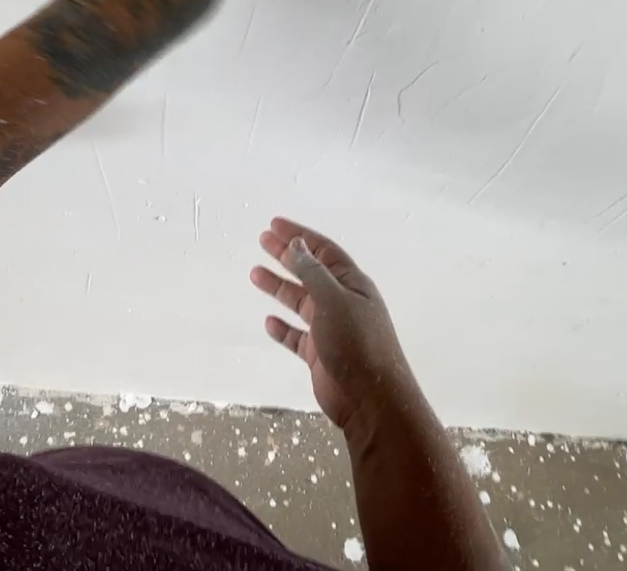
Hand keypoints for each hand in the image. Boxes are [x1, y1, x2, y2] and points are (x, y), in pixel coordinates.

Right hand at [251, 217, 414, 432]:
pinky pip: (297, 336)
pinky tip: (269, 321)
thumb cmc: (357, 343)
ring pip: (300, 302)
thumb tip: (296, 245)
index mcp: (352, 285)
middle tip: (262, 240)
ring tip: (255, 273)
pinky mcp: (320, 355)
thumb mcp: (333, 300)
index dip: (299, 235)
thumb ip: (312, 272)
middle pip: (310, 272)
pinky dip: (283, 327)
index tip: (275, 224)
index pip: (323, 251)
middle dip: (286, 255)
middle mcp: (342, 303)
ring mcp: (331, 330)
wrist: (372, 401)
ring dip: (279, 287)